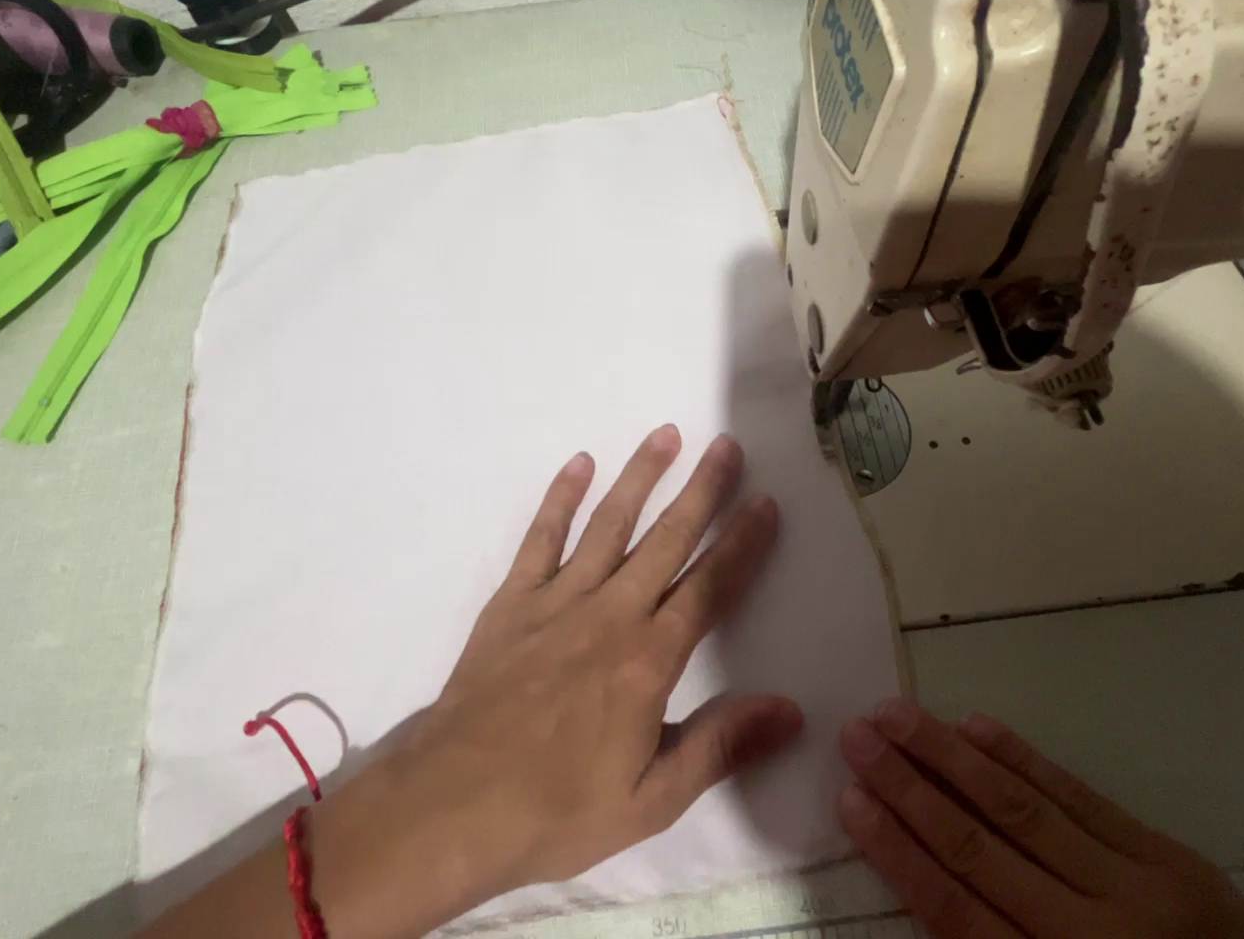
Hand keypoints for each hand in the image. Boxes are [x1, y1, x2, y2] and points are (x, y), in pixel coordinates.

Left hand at [148, 427, 804, 938]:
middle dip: (702, 490)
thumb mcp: (652, 799)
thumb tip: (792, 710)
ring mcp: (557, 600)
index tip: (766, 502)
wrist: (451, 807)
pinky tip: (579, 463)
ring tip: (665, 434)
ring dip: (639, 476)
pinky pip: (540, 537)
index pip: (710, 588)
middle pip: (667, 539)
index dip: (743, 544)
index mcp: (649, 660)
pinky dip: (560, 498)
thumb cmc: (557, 809)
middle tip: (726, 445)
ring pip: (609, 524)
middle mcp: (610, 614)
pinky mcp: (512, 600)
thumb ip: (721, 746)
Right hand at [837, 700, 1243, 938]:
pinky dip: (1023, 759)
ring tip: (897, 714)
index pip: (956, 912)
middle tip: (857, 734)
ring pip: (1021, 809)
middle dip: (908, 787)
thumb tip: (920, 879)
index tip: (849, 800)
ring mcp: (1136, 888)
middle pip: (978, 848)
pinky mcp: (1170, 857)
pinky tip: (977, 725)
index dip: (896, 854)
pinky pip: (1082, 798)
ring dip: (950, 755)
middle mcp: (1090, 934)